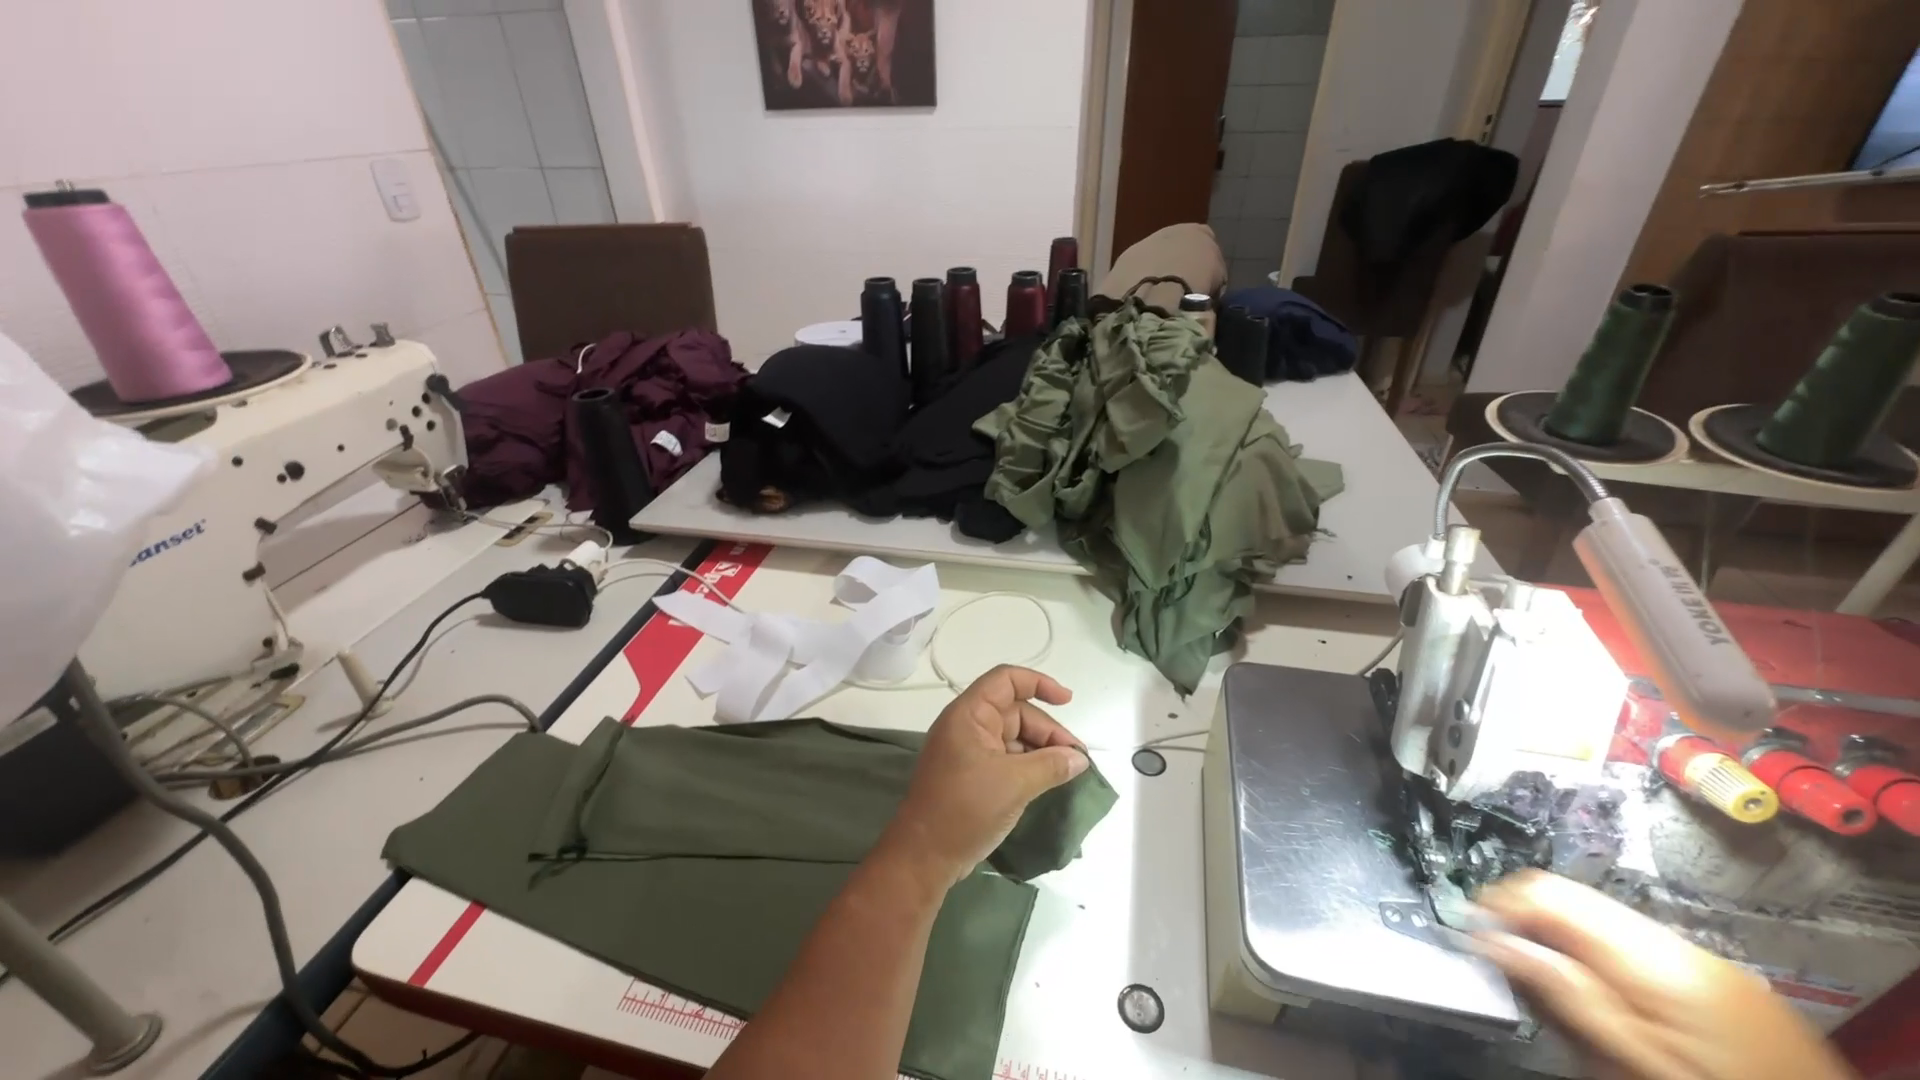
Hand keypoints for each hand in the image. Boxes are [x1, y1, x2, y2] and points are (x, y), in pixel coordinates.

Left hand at [875, 665, 1089, 890]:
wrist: (925, 856)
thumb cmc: (964, 809)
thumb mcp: (1014, 784)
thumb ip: (1050, 765)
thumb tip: (1079, 759)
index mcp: (969, 715)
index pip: (1006, 680)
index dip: (1039, 683)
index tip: (1067, 701)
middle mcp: (967, 726)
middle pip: (1016, 711)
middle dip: (1048, 731)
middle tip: (1076, 759)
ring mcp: (968, 751)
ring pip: (1014, 737)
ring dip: (1041, 751)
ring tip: (1068, 772)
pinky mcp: (971, 775)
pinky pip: (1006, 758)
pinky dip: (1029, 766)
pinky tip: (1049, 782)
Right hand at [1476, 871, 1856, 1079]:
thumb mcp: (1625, 1058)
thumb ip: (1561, 992)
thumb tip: (1492, 937)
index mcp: (1654, 957)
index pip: (1548, 890)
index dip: (1499, 905)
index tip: (1472, 935)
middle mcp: (1680, 944)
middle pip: (1575, 903)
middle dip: (1533, 933)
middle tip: (1517, 982)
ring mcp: (1708, 964)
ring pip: (1605, 928)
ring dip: (1568, 953)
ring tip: (1563, 1005)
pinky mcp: (1722, 986)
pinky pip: (1641, 953)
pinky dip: (1607, 969)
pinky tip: (1610, 1011)